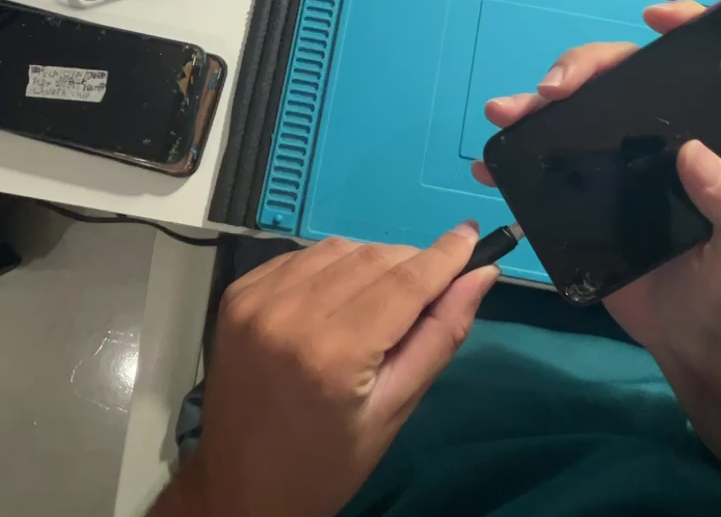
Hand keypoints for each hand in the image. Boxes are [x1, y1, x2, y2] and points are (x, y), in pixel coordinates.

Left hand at [174, 226, 496, 516]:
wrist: (240, 485)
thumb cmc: (327, 462)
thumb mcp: (394, 410)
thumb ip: (440, 336)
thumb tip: (480, 275)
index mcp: (333, 355)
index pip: (404, 283)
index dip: (443, 255)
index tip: (471, 235)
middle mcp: (290, 314)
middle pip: (373, 258)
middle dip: (412, 262)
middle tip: (432, 284)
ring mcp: (258, 298)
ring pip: (339, 248)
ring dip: (372, 260)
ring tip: (381, 298)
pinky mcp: (240, 291)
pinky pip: (304, 256)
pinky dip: (332, 265)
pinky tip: (339, 296)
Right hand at [474, 0, 720, 378]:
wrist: (685, 343)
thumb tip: (696, 154)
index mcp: (701, 138)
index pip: (691, 66)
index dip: (678, 27)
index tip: (651, 16)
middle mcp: (652, 138)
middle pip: (614, 78)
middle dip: (578, 67)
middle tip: (549, 90)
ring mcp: (612, 162)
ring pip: (570, 112)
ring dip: (531, 104)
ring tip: (502, 112)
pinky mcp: (579, 192)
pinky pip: (541, 163)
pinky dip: (512, 156)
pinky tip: (489, 163)